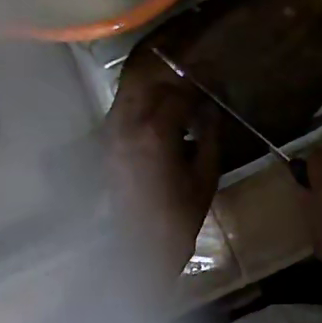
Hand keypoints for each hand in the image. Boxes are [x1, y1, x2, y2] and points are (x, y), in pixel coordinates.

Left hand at [103, 74, 220, 285]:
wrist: (142, 247)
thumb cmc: (180, 217)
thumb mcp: (206, 175)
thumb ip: (210, 134)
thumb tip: (211, 108)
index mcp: (155, 132)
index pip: (179, 92)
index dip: (200, 83)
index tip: (215, 79)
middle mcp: (127, 125)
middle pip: (148, 81)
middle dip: (172, 75)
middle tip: (194, 78)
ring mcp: (112, 134)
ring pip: (130, 92)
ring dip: (153, 86)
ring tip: (177, 92)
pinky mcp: (106, 146)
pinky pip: (122, 110)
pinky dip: (140, 103)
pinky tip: (158, 114)